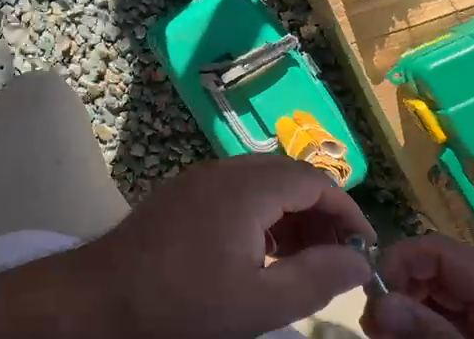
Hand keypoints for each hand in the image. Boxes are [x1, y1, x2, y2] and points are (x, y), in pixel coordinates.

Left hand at [69, 154, 374, 338]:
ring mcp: (197, 179)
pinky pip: (234, 189)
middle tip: (339, 258)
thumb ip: (316, 278)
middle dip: (320, 211)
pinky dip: (261, 213)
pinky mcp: (182, 193)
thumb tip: (358, 260)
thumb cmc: (187, 302)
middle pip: (286, 173)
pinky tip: (265, 253)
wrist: (107, 293)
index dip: (347, 210)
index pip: (311, 179)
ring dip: (291, 212)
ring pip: (260, 180)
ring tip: (307, 261)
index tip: (366, 249)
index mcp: (244, 188)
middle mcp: (221, 171)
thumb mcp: (262, 303)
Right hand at [361, 235, 473, 338]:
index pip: (441, 251)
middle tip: (375, 330)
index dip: (400, 261)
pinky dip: (434, 329)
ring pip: (446, 297)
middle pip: (440, 272)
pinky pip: (461, 320)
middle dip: (401, 291)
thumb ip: (433, 336)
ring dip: (412, 313)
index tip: (373, 296)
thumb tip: (378, 301)